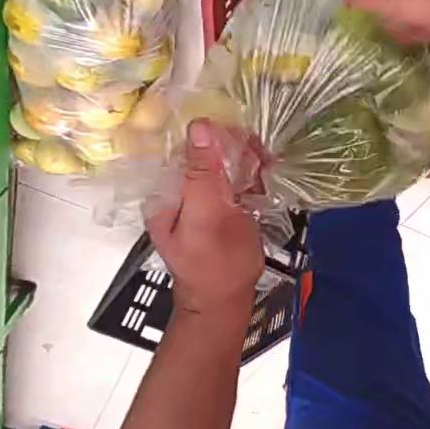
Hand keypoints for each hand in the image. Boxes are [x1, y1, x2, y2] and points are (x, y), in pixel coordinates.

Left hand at [146, 119, 263, 318]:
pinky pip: (236, 176)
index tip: (239, 135)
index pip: (183, 145)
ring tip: (265, 164)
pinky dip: (252, 171)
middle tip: (259, 154)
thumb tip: (200, 126)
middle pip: (205, 150)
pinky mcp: (223, 204)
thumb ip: (202, 173)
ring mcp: (203, 197)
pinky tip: (264, 174)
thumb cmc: (214, 268)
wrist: (227, 302)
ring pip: (223, 161)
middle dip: (234, 145)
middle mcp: (179, 190)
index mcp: (164, 191)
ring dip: (247, 156)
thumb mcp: (206, 217)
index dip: (211, 134)